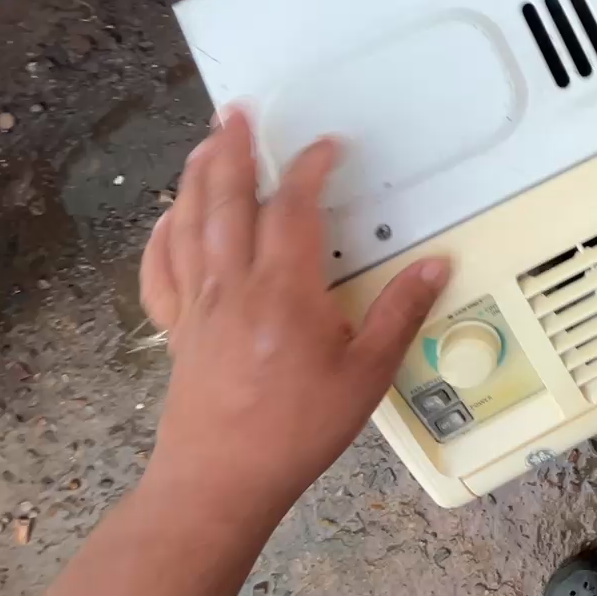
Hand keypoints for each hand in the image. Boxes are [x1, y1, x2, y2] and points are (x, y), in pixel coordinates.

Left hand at [139, 109, 449, 513]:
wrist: (219, 483)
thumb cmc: (298, 427)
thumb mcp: (368, 372)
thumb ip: (401, 311)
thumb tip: (436, 263)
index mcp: (283, 292)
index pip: (293, 210)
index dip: (309, 169)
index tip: (327, 146)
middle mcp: (232, 287)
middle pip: (226, 203)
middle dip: (233, 151)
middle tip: (237, 112)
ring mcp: (196, 306)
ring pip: (189, 226)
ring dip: (197, 178)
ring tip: (207, 142)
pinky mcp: (176, 329)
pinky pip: (160, 270)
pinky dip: (161, 235)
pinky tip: (168, 216)